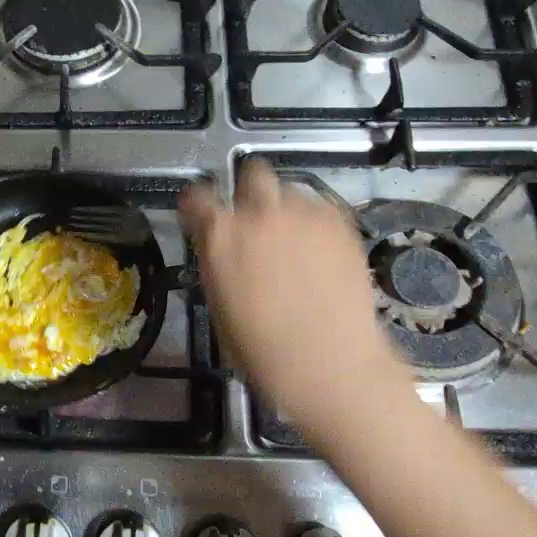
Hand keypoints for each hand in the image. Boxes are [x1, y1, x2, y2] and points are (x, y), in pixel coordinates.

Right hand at [180, 159, 412, 431]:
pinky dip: (315, 222)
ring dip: (284, 208)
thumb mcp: (219, 304)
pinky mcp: (339, 222)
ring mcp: (303, 213)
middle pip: (251, 173)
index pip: (196, 197)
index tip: (201, 214)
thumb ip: (218, 263)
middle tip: (254, 218)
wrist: (327, 362)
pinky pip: (321, 207)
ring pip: (289, 191)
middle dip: (249, 190)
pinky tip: (319, 251)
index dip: (198, 205)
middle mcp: (258, 212)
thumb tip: (222, 251)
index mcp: (219, 235)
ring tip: (293, 239)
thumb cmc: (261, 349)